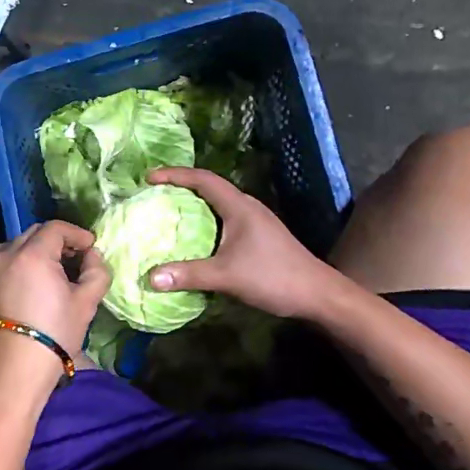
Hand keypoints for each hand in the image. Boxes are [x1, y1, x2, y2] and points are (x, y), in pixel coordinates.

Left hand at [0, 221, 109, 375]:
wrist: (12, 369)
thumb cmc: (54, 334)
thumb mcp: (86, 303)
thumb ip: (96, 272)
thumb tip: (92, 255)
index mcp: (33, 254)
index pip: (56, 228)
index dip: (76, 233)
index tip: (90, 246)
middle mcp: (7, 252)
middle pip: (35, 233)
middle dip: (57, 240)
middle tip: (75, 257)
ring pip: (17, 244)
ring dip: (36, 249)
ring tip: (52, 269)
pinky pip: (2, 259)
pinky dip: (18, 260)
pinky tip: (30, 279)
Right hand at [145, 168, 338, 318]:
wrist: (319, 295)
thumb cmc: (274, 277)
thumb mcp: (227, 276)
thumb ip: (188, 275)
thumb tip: (150, 278)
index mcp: (239, 207)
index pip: (203, 179)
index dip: (175, 174)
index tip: (150, 178)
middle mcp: (248, 207)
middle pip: (210, 187)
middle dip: (181, 187)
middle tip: (155, 194)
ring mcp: (256, 221)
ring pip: (219, 204)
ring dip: (194, 204)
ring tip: (169, 213)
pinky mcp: (259, 236)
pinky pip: (225, 219)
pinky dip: (205, 221)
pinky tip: (196, 238)